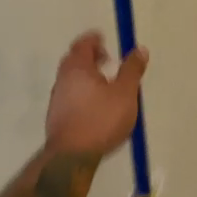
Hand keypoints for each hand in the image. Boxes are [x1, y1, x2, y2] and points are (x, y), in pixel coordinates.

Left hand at [44, 31, 148, 156]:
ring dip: (86, 76)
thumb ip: (132, 71)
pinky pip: (70, 95)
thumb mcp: (125, 94)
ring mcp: (57, 98)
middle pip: (74, 59)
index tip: (105, 39)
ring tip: (104, 85)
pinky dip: (82, 92)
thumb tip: (139, 49)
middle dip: (90, 56)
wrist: (71, 156)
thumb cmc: (101, 120)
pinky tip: (95, 106)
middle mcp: (63, 79)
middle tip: (107, 61)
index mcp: (77, 68)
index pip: (82, 44)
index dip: (94, 39)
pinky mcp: (56, 116)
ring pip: (71, 78)